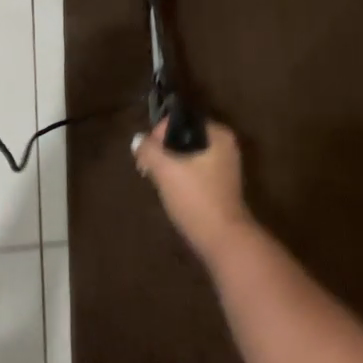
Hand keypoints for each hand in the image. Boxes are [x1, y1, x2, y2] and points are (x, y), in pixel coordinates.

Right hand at [134, 118, 256, 261]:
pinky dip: (181, 178)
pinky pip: (196, 172)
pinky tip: (170, 192)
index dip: (159, 134)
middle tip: (147, 169)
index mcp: (219, 135)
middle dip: (163, 151)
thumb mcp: (167, 171)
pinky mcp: (221, 188)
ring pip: (189, 157)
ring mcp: (225, 168)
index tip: (147, 155)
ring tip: (155, 181)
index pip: (182, 121)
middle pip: (184, 138)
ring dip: (170, 166)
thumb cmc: (197, 199)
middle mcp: (225, 147)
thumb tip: (137, 139)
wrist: (223, 241)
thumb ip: (149, 151)